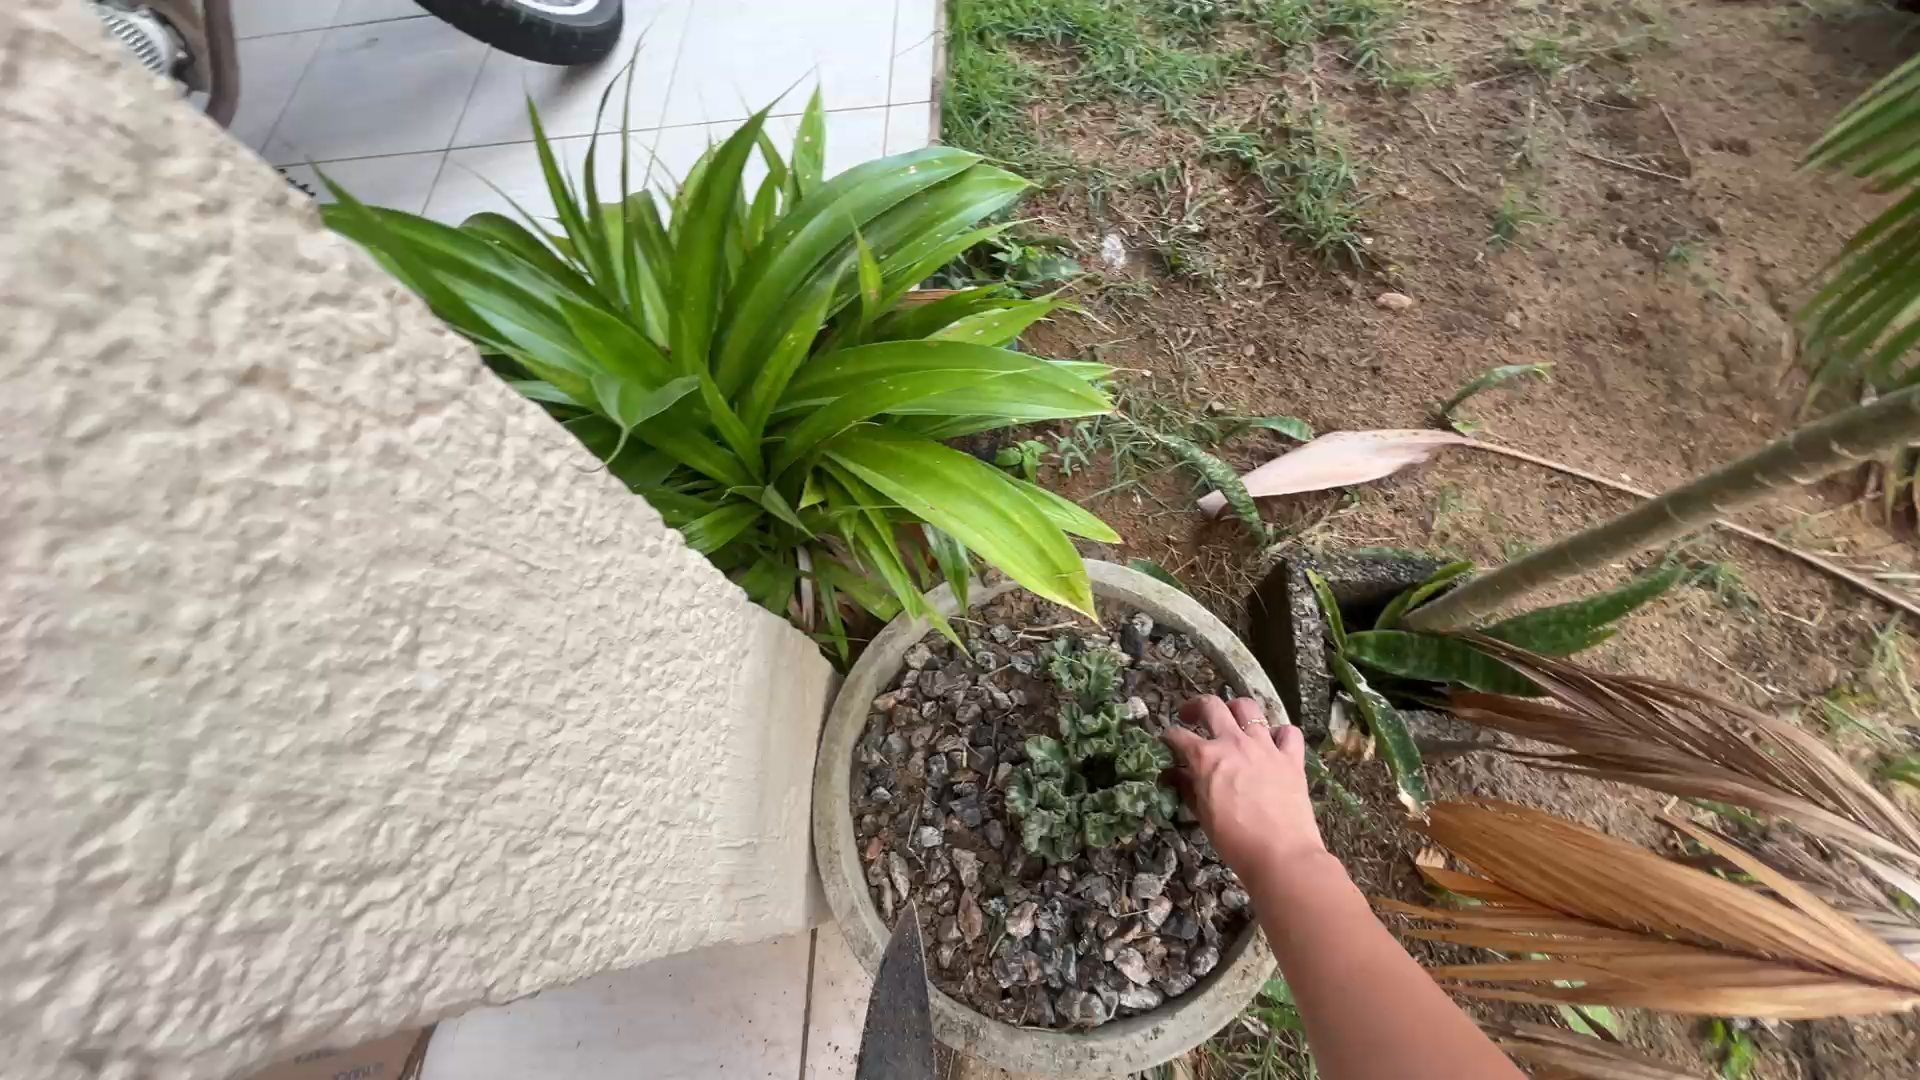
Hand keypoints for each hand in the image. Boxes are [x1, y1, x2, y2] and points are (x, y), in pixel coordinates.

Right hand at [1164, 697, 1326, 880]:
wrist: (1281, 856)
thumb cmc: (1235, 840)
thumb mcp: (1201, 814)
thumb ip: (1186, 787)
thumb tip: (1172, 774)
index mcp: (1206, 757)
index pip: (1178, 736)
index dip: (1168, 737)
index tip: (1167, 742)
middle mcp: (1233, 742)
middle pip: (1211, 705)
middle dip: (1195, 706)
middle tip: (1190, 715)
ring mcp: (1265, 747)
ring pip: (1248, 708)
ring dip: (1235, 709)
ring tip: (1232, 719)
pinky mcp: (1291, 758)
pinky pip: (1288, 732)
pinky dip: (1279, 733)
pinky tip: (1273, 743)